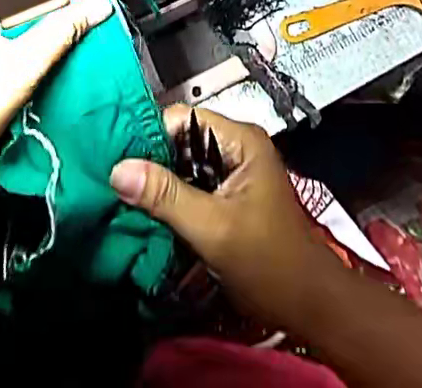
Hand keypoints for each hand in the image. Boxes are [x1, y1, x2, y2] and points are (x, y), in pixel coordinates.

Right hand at [109, 106, 339, 326]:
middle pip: (181, 141)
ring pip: (183, 166)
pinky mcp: (227, 197)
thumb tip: (118, 169)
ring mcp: (232, 173)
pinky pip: (190, 186)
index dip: (150, 136)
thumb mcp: (213, 227)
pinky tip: (145, 214)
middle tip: (113, 181)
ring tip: (122, 197)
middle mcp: (236, 148)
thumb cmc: (268, 261)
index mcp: (240, 140)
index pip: (183, 119)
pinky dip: (170, 199)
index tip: (116, 159)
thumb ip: (167, 196)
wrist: (308, 304)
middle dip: (149, 161)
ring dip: (157, 183)